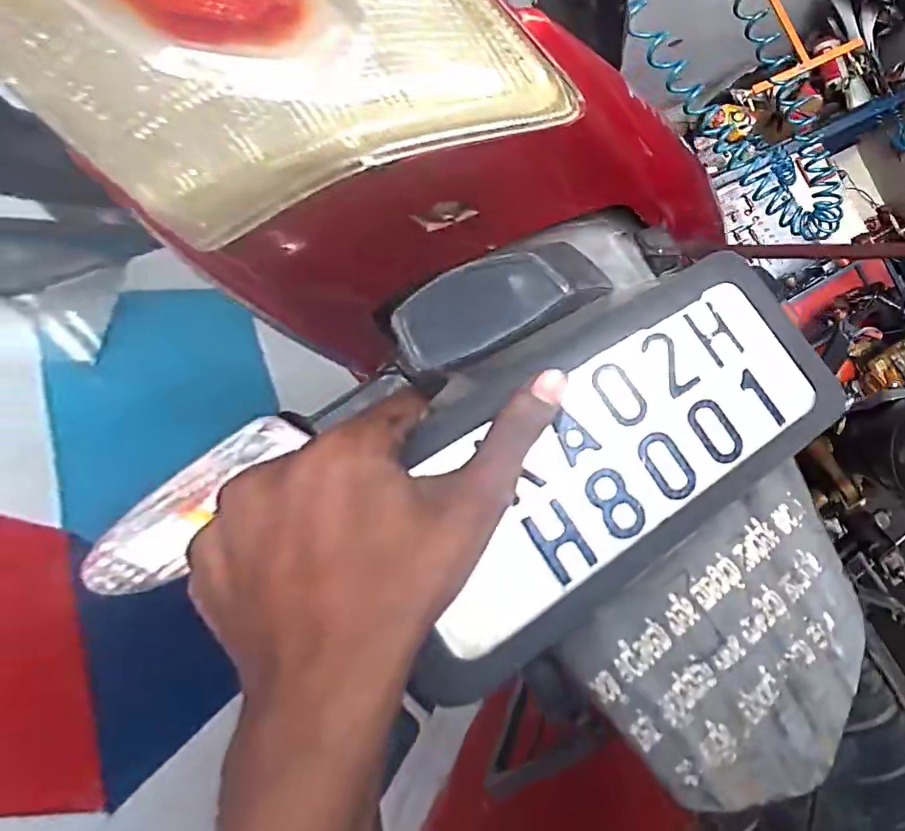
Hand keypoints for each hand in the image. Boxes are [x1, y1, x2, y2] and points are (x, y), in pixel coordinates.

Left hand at [189, 371, 565, 702]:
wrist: (331, 676)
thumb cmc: (411, 580)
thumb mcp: (478, 502)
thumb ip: (514, 433)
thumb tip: (550, 377)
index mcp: (342, 450)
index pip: (398, 410)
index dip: (429, 426)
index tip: (444, 455)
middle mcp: (273, 470)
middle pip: (348, 448)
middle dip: (380, 465)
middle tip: (411, 507)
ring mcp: (228, 517)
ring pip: (301, 482)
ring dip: (331, 495)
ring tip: (364, 537)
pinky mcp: (203, 558)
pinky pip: (257, 524)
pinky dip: (285, 532)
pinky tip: (316, 562)